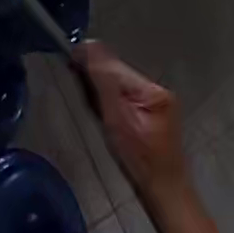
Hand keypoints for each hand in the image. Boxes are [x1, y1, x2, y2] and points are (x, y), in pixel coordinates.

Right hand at [74, 41, 187, 194]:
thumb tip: (85, 45)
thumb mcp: (115, 119)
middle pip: (112, 65)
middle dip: (94, 76)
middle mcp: (156, 86)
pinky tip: (107, 107)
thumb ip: (102, 81)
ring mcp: (155, 94)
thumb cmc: (138, 157)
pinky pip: (120, 84)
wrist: (163, 187)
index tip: (71, 68)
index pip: (109, 60)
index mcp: (151, 90)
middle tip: (87, 97)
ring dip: (99, 84)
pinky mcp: (151, 102)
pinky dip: (108, 91)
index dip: (86, 61)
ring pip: (114, 74)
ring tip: (97, 106)